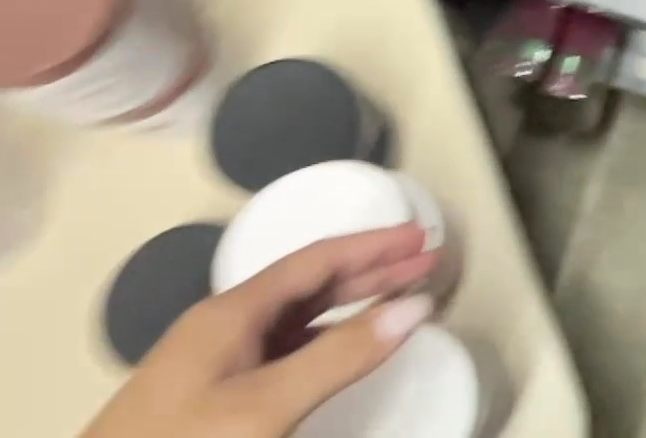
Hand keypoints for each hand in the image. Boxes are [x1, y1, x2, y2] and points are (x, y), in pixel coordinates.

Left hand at [83, 225, 439, 437]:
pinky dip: (331, 335)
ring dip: (356, 301)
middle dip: (374, 269)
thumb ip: (341, 355)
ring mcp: (217, 364)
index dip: (373, 245)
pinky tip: (351, 344)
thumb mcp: (264, 408)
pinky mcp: (215, 399)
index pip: (317, 260)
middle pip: (312, 282)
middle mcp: (225, 328)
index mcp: (231, 314)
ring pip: (301, 315)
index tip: (422, 236)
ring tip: (406, 296)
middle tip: (429, 261)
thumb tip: (418, 307)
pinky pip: (289, 346)